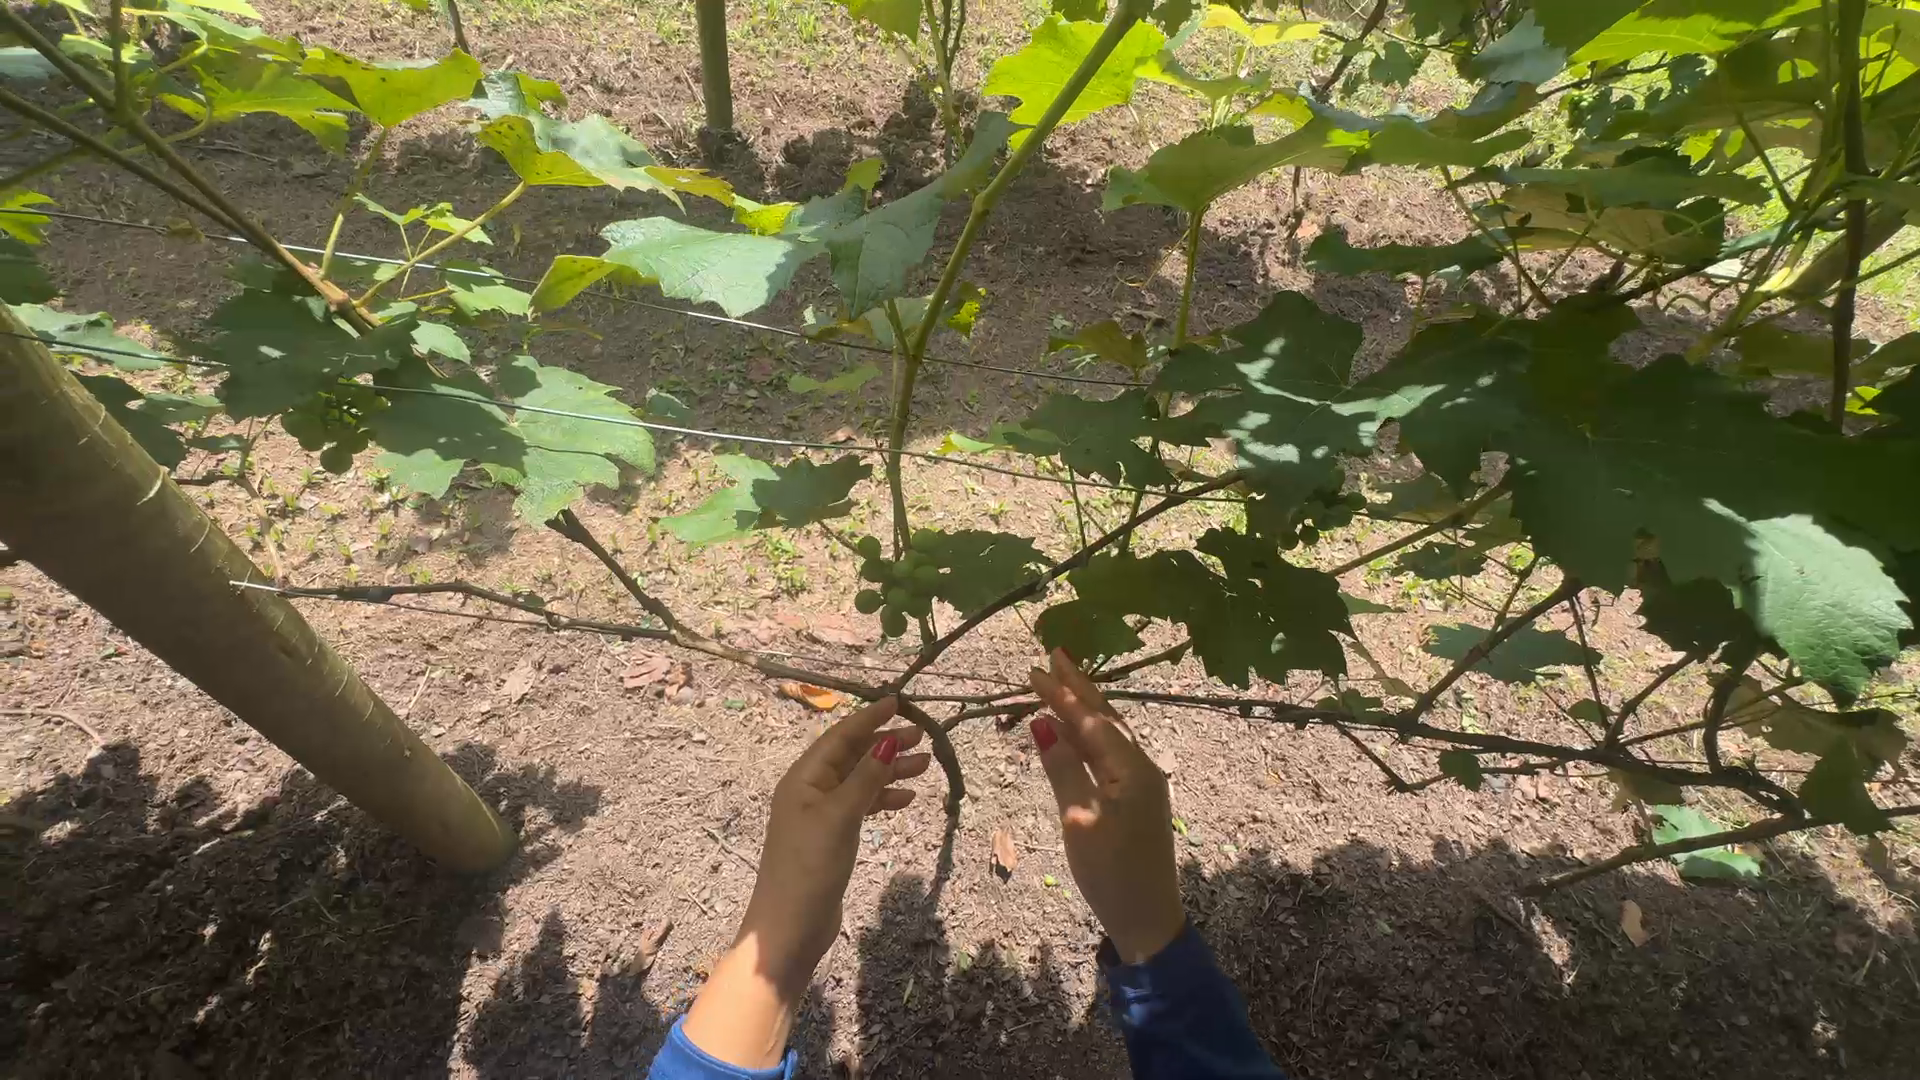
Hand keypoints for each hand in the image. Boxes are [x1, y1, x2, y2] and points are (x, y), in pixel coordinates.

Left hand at [682, 697, 929, 1066]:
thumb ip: (866, 777)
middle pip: (853, 755)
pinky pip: (862, 804)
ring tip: (924, 765)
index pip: (841, 736)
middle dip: (885, 743)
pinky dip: (883, 798)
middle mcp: (811, 789)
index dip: (870, 718)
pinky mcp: (832, 836)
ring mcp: (821, 814)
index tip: (899, 702)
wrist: (789, 929)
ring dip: (889, 770)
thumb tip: (888, 741)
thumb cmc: (810, 866)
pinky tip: (906, 799)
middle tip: (922, 735)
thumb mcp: (840, 816)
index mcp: (804, 777)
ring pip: (861, 779)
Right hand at [1029, 648, 1185, 963]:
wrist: (1148, 919)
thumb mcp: (1079, 820)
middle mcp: (1141, 766)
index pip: (1091, 720)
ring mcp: (1141, 781)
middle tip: (1055, 655)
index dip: (1062, 694)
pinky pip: (1108, 753)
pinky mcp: (1135, 796)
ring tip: (1060, 681)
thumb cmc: (1110, 874)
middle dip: (1078, 686)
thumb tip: (1041, 725)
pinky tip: (1069, 729)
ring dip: (1082, 707)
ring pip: (1107, 733)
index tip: (1035, 668)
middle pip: (1104, 717)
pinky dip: (1086, 735)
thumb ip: (1063, 769)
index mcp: (1132, 769)